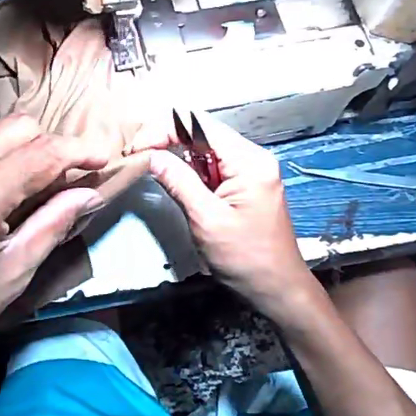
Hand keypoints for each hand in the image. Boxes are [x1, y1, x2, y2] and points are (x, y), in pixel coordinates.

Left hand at [0, 116, 112, 415]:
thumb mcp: (12, 273)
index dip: (80, 150)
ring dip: (23, 150)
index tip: (106, 159)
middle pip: (17, 127)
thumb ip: (54, 223)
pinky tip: (0, 193)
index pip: (41, 151)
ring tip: (38, 186)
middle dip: (53, 144)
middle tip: (71, 178)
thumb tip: (91, 191)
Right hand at [145, 115, 322, 322]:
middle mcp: (252, 157)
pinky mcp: (244, 185)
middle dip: (167, 138)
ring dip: (176, 154)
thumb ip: (179, 182)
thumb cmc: (245, 258)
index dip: (164, 129)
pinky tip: (171, 175)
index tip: (137, 147)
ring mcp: (249, 171)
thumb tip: (150, 155)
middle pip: (202, 133)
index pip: (200, 125)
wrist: (278, 289)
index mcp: (249, 160)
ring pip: (205, 149)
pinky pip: (212, 167)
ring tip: (147, 162)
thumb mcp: (206, 219)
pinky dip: (189, 169)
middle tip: (137, 154)